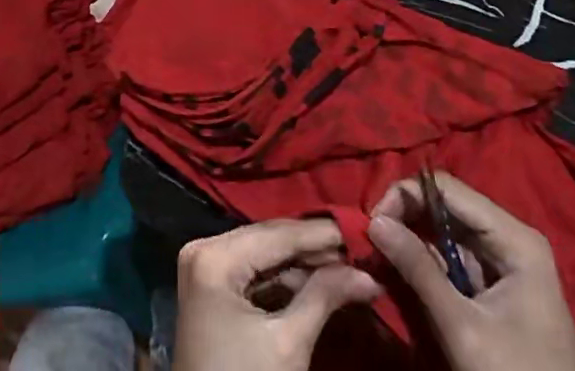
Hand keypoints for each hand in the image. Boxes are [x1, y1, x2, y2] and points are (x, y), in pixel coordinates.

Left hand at [173, 219, 383, 370]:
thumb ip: (326, 295)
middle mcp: (205, 250)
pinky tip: (319, 282)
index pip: (280, 234)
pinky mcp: (211, 289)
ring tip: (347, 268)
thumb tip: (368, 274)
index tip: (363, 231)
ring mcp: (205, 268)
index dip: (325, 234)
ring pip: (265, 254)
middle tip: (359, 251)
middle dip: (316, 249)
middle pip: (271, 239)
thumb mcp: (289, 342)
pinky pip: (254, 272)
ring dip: (304, 264)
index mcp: (215, 257)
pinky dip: (285, 280)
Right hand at [369, 173, 574, 370]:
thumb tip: (375, 222)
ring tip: (378, 255)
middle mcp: (511, 237)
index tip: (371, 221)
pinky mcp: (495, 286)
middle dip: (406, 217)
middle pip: (448, 207)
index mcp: (514, 237)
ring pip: (447, 233)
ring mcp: (505, 262)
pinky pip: (454, 259)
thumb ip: (419, 271)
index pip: (449, 189)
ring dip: (412, 240)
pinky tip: (399, 270)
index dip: (407, 194)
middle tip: (369, 240)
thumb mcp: (463, 328)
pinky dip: (426, 262)